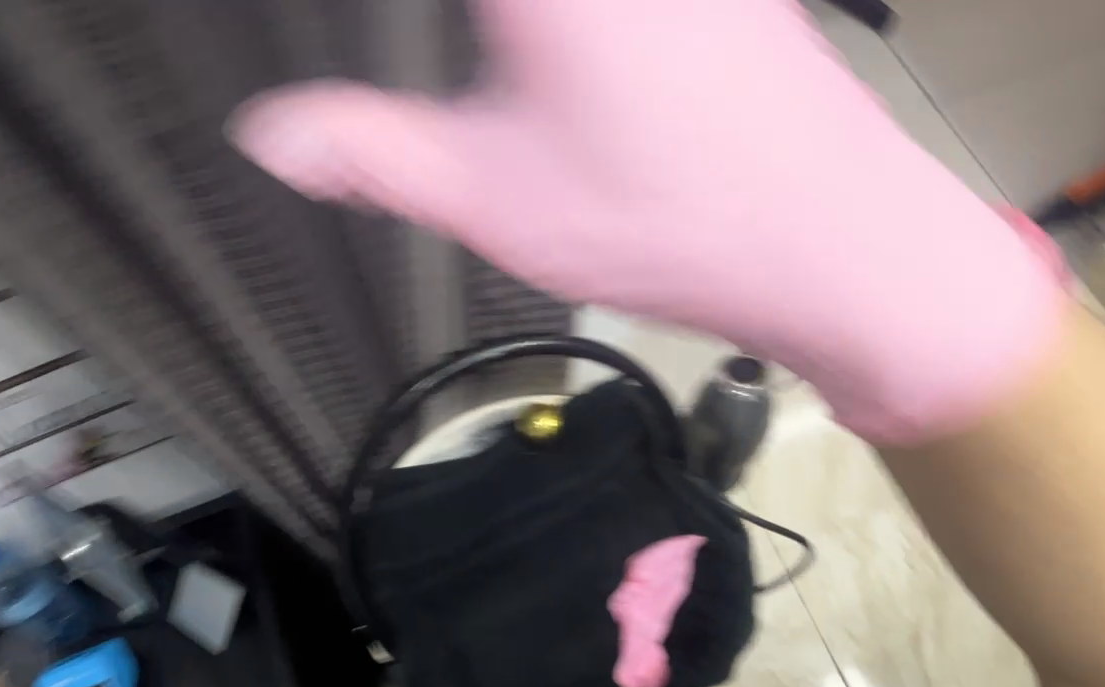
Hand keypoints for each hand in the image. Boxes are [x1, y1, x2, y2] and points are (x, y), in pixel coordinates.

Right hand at [230, 0, 1068, 442]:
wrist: (830, 245)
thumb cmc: (678, 224)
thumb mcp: (491, 200)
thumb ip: (367, 153)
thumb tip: (275, 137)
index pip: (416, 1)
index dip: (355, 27)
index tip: (338, 51)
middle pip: (495, 8)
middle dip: (462, 45)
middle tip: (465, 83)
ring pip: (535, 11)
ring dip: (500, 42)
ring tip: (498, 79)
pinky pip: (602, 12)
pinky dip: (544, 34)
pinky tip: (542, 62)